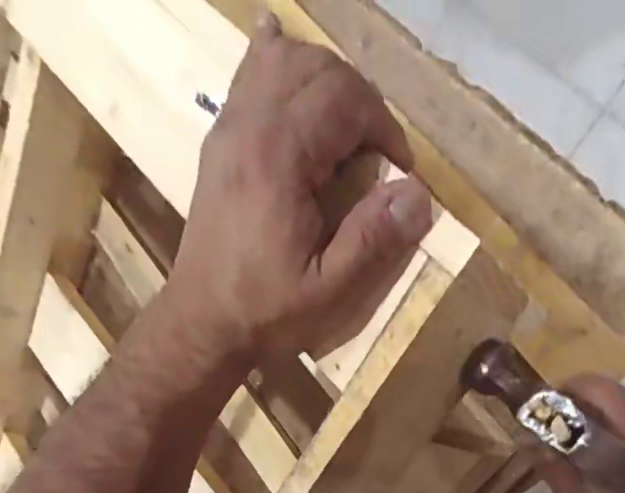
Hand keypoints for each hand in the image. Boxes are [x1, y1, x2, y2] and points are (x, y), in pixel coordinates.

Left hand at [151, 17, 433, 364]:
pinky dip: (275, 57)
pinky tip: (280, 39)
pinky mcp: (221, 140)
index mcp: (278, 159)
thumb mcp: (331, 291)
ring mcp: (228, 127)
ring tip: (349, 126)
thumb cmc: (269, 310)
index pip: (343, 99)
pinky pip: (248, 74)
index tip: (400, 171)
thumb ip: (373, 240)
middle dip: (361, 100)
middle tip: (380, 153)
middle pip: (316, 68)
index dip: (384, 125)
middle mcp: (249, 126)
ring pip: (282, 60)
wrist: (205, 321)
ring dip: (327, 80)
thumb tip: (418, 194)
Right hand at [536, 376, 624, 492]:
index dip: (555, 399)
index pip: (578, 385)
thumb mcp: (572, 492)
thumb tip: (526, 437)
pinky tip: (610, 442)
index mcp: (616, 415)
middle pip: (595, 385)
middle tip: (561, 428)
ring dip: (595, 408)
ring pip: (612, 393)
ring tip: (586, 437)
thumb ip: (549, 461)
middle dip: (574, 402)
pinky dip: (614, 416)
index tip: (544, 417)